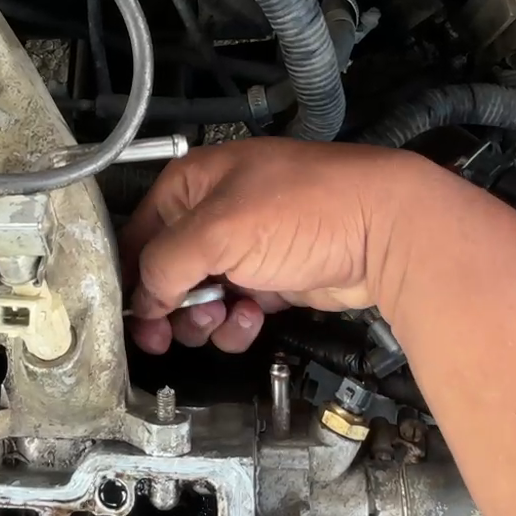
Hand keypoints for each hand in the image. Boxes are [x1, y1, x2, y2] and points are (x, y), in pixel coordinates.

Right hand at [122, 138, 450, 354]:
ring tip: (224, 316)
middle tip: (172, 331)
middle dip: (170, 306)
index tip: (130, 314)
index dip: (132, 275)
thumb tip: (143, 296)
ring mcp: (246, 246)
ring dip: (204, 318)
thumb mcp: (217, 232)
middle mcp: (215, 213)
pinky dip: (239, 321)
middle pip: (167, 271)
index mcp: (193, 184)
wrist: (385, 232)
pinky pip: (236, 309)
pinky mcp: (272, 277)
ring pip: (200, 297)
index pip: (140, 233)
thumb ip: (165, 264)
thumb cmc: (306, 209)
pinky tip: (255, 315)